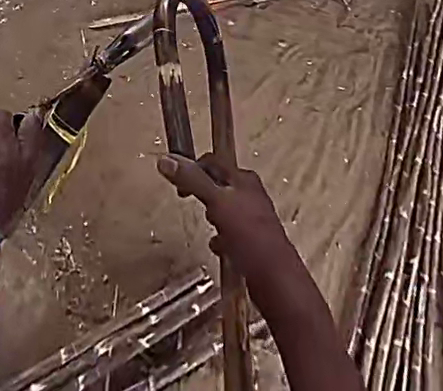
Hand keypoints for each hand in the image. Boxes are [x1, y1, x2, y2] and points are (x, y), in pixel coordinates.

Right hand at [158, 152, 290, 265]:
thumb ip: (192, 179)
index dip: (192, 167)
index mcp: (245, 180)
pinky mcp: (256, 243)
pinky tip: (218, 247)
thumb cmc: (248, 236)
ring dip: (212, 215)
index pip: (212, 161)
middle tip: (189, 200)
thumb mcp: (217, 201)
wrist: (278, 283)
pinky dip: (222, 237)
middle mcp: (252, 195)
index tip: (177, 181)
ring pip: (225, 209)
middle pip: (219, 185)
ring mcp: (255, 220)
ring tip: (208, 225)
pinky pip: (232, 233)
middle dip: (202, 192)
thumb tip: (164, 159)